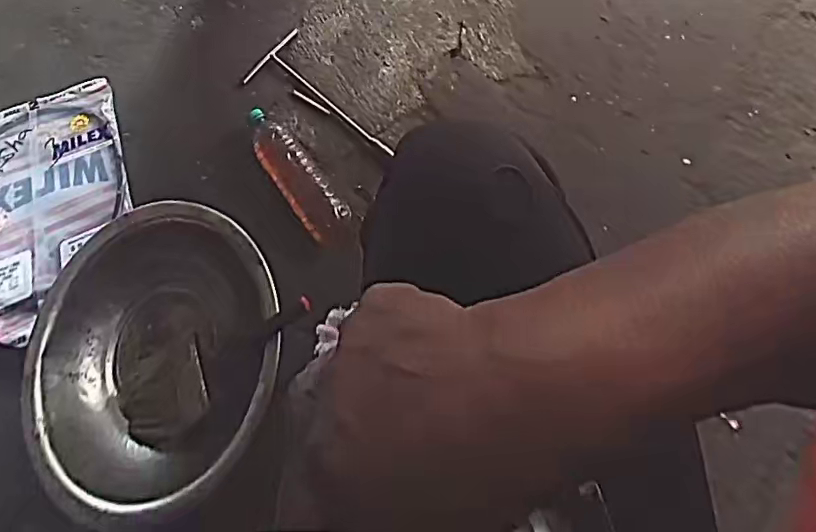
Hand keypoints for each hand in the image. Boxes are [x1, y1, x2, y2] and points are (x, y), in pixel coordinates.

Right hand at [305, 284, 570, 530]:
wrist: (522, 385)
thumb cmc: (491, 459)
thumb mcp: (424, 518)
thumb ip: (377, 506)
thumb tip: (374, 496)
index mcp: (325, 472)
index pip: (294, 501)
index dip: (321, 500)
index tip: (345, 494)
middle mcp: (321, 406)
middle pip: (314, 423)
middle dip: (344, 430)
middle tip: (390, 437)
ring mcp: (346, 350)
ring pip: (342, 369)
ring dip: (368, 380)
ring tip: (422, 391)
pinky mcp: (376, 304)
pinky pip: (373, 324)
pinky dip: (394, 336)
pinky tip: (431, 352)